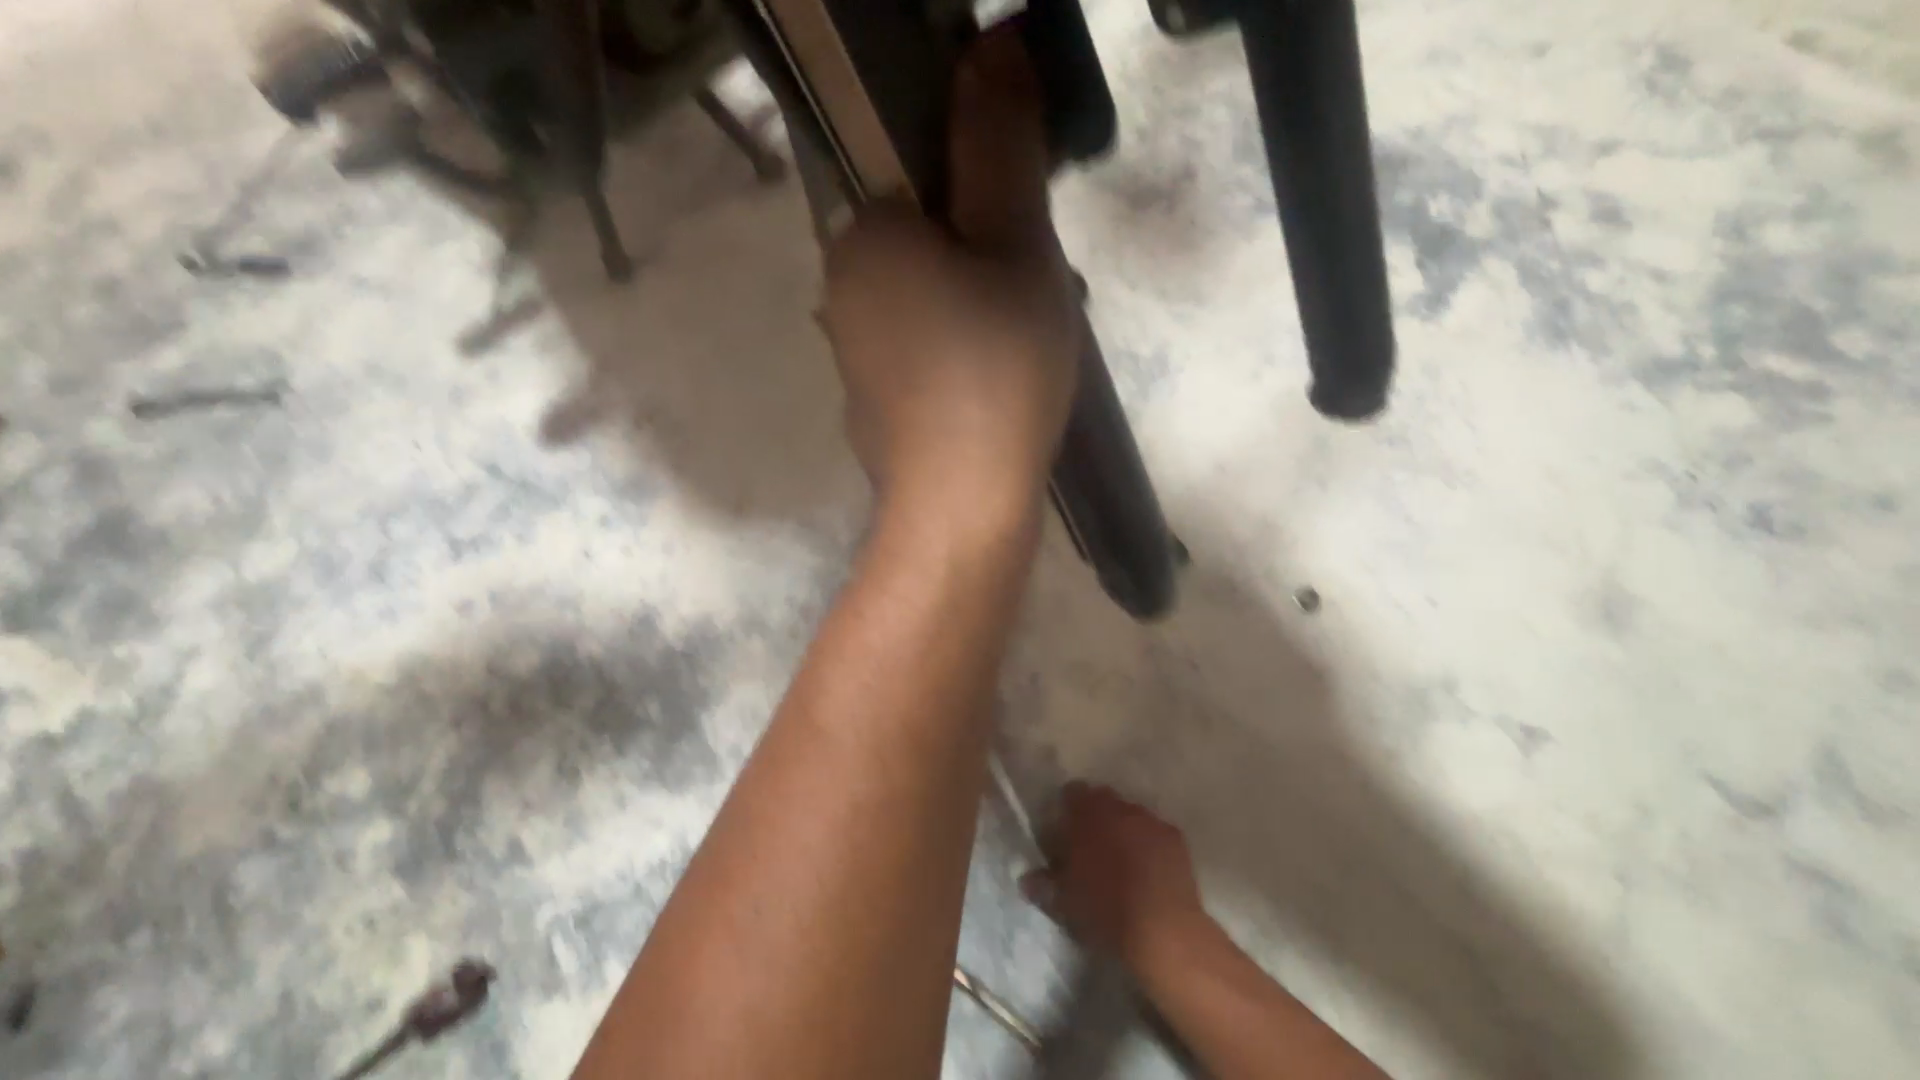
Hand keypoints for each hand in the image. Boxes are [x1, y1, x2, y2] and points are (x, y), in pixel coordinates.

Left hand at [822, 29, 1080, 530]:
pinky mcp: (872, 401)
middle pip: (924, 236)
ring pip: (928, 295)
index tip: (1025, 230)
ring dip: (979, 300)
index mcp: (860, 234)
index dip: (980, 188)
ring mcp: (851, 352)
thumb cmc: (995, 367)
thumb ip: (999, 144)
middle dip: (985, 249)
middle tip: (1039, 291)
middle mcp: (838, 287)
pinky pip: (922, 346)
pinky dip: (960, 349)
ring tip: (1029, 339)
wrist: (962, 508)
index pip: (915, 171)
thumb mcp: (1014, 244)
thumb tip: (992, 41)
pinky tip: (998, 380)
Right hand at [1023, 783, 1207, 970]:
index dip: (1066, 808)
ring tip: (1119, 861)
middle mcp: (1121, 809)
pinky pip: (1154, 832)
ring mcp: (1152, 821)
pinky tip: (1146, 870)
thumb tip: (1029, 879)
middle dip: (1095, 817)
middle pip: (1104, 800)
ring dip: (1122, 829)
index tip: (1062, 831)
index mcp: (1089, 816)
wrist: (1163, 930)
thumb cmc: (1105, 911)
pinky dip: (1147, 843)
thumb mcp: (1064, 902)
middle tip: (1088, 847)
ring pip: (1131, 815)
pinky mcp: (1176, 839)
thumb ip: (1043, 884)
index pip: (1072, 793)